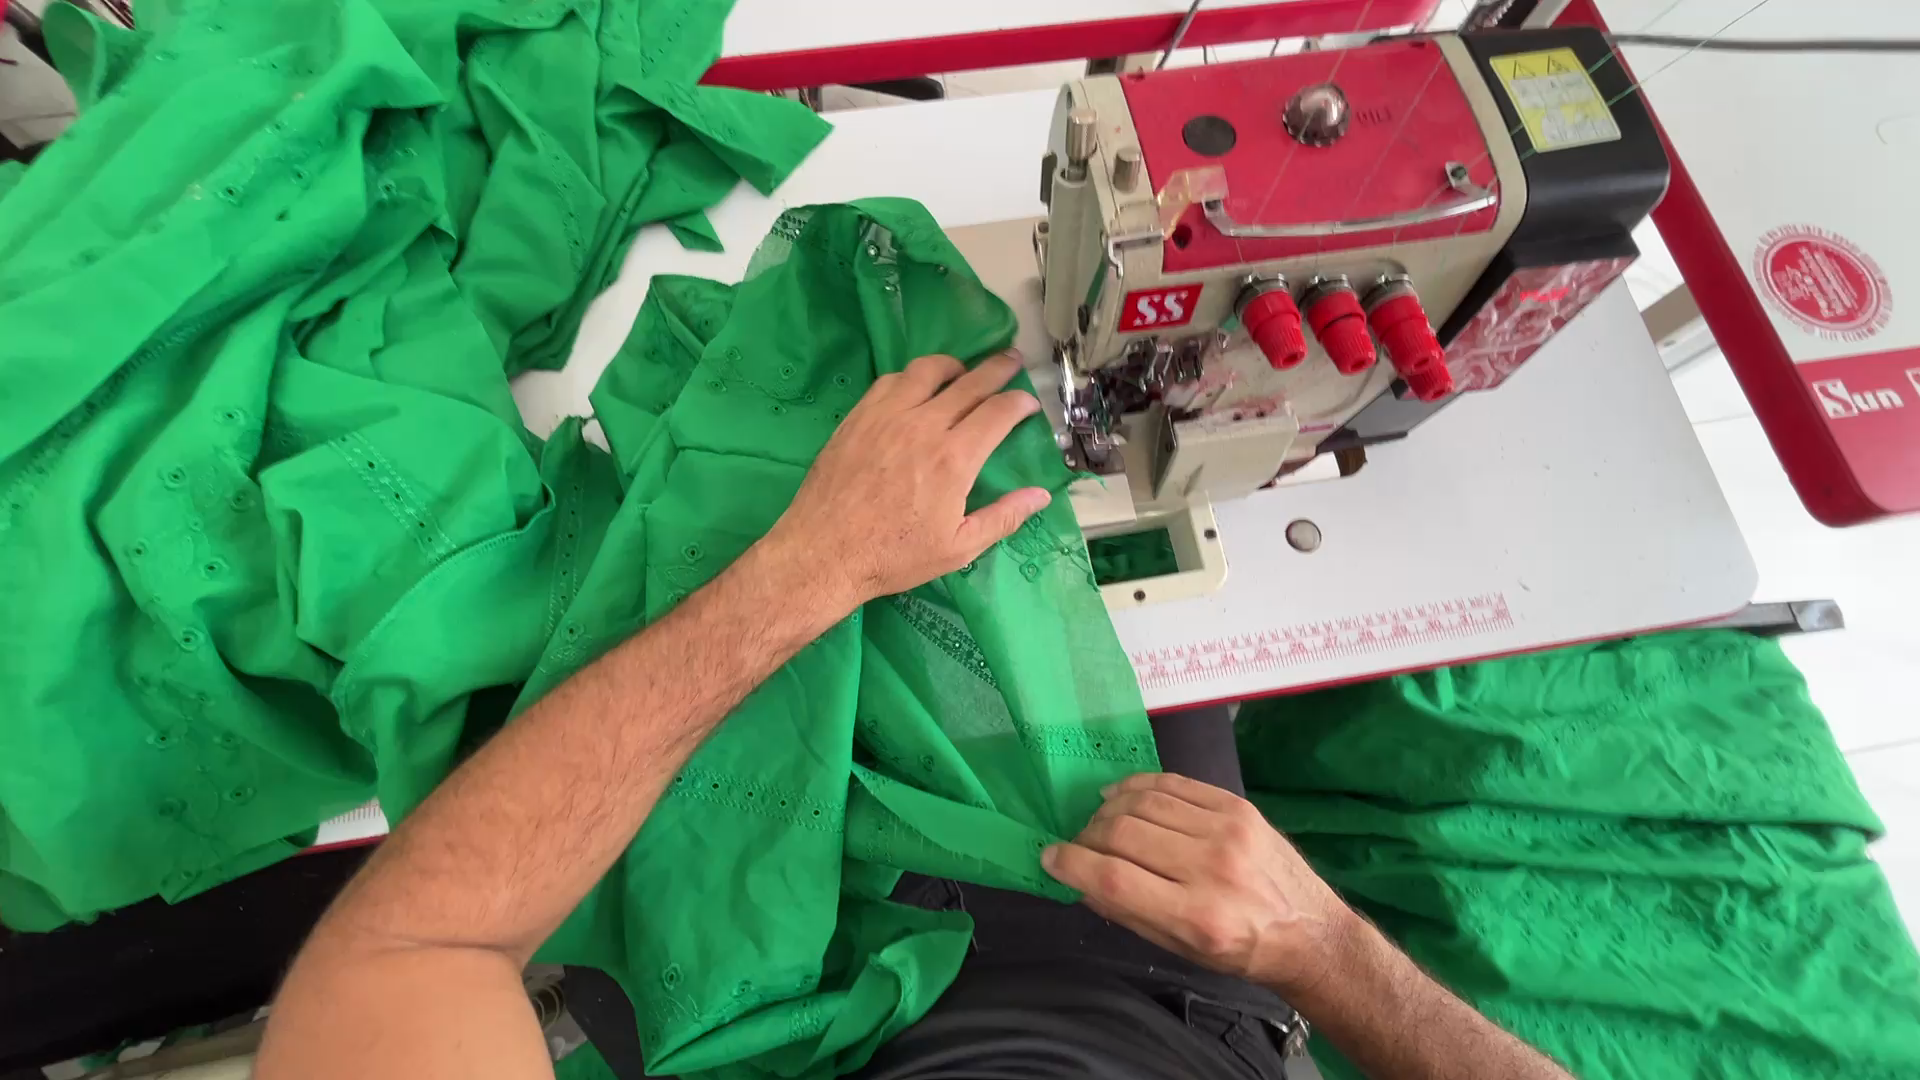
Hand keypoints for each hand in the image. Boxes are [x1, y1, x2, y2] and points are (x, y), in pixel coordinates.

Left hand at [765, 351, 1050, 608]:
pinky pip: (891, 380)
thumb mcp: (959, 548)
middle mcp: (923, 426)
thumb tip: (1040, 495)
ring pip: (928, 371)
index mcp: (954, 459)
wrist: (825, 552)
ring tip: (964, 371)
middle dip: (998, 368)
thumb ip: (1004, 518)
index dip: (1020, 402)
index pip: (998, 412)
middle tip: (1012, 361)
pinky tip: (917, 388)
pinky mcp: (859, 416)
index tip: (1029, 403)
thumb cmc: (895, 555)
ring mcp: (887, 416)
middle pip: (969, 382)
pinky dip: (913, 376)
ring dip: (954, 365)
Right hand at [1042, 773, 1356, 994]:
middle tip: (1079, 844)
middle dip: (1088, 836)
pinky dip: (1137, 785)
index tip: (1050, 856)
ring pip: (1143, 802)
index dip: (1073, 863)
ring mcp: (1227, 830)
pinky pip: (1172, 782)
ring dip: (1108, 808)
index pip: (1116, 878)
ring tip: (1099, 820)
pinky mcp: (1236, 806)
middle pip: (1124, 833)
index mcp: (1198, 918)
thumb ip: (1127, 911)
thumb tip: (1077, 876)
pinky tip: (1120, 794)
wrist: (1311, 931)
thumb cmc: (1241, 951)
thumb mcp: (1181, 950)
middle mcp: (1212, 869)